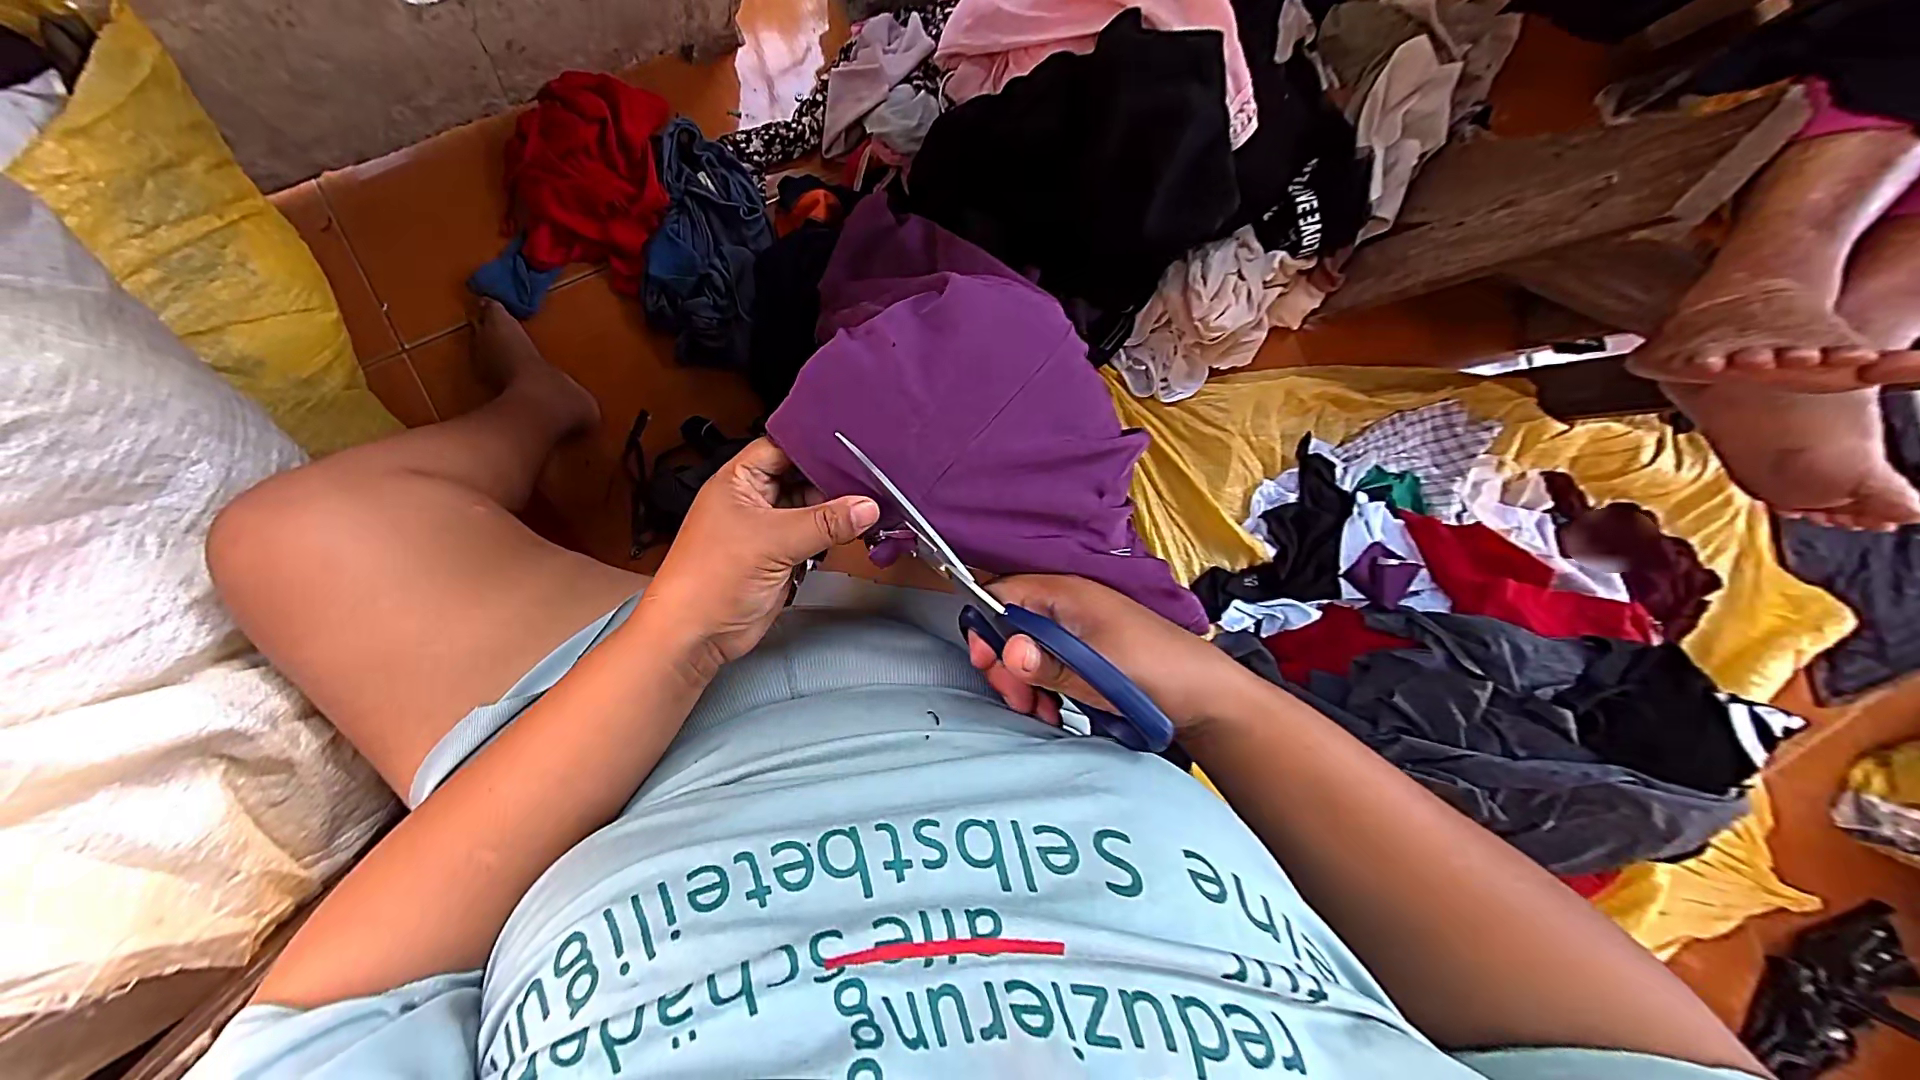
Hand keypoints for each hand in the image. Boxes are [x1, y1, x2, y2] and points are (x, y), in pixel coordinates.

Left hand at [641, 438, 878, 681]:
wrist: (697, 633)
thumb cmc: (708, 579)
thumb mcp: (774, 540)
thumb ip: (826, 522)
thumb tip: (865, 507)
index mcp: (738, 480)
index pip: (782, 446)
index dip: (814, 444)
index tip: (851, 445)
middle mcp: (753, 500)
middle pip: (802, 477)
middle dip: (833, 480)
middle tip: (869, 480)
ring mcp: (768, 528)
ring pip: (811, 509)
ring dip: (836, 511)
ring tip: (869, 506)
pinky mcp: (781, 555)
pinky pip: (814, 537)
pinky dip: (833, 536)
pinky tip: (855, 531)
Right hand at [964, 574, 1260, 736]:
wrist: (1207, 696)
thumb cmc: (1160, 670)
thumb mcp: (1097, 670)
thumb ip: (1049, 661)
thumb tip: (1008, 651)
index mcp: (1067, 594)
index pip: (1004, 595)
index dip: (988, 626)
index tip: (989, 662)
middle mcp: (1067, 607)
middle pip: (1010, 627)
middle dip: (1006, 664)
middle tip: (1018, 696)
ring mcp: (1076, 632)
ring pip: (1026, 651)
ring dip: (1023, 682)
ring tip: (1039, 709)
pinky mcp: (1085, 655)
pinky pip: (1047, 666)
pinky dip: (1041, 689)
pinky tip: (1052, 709)